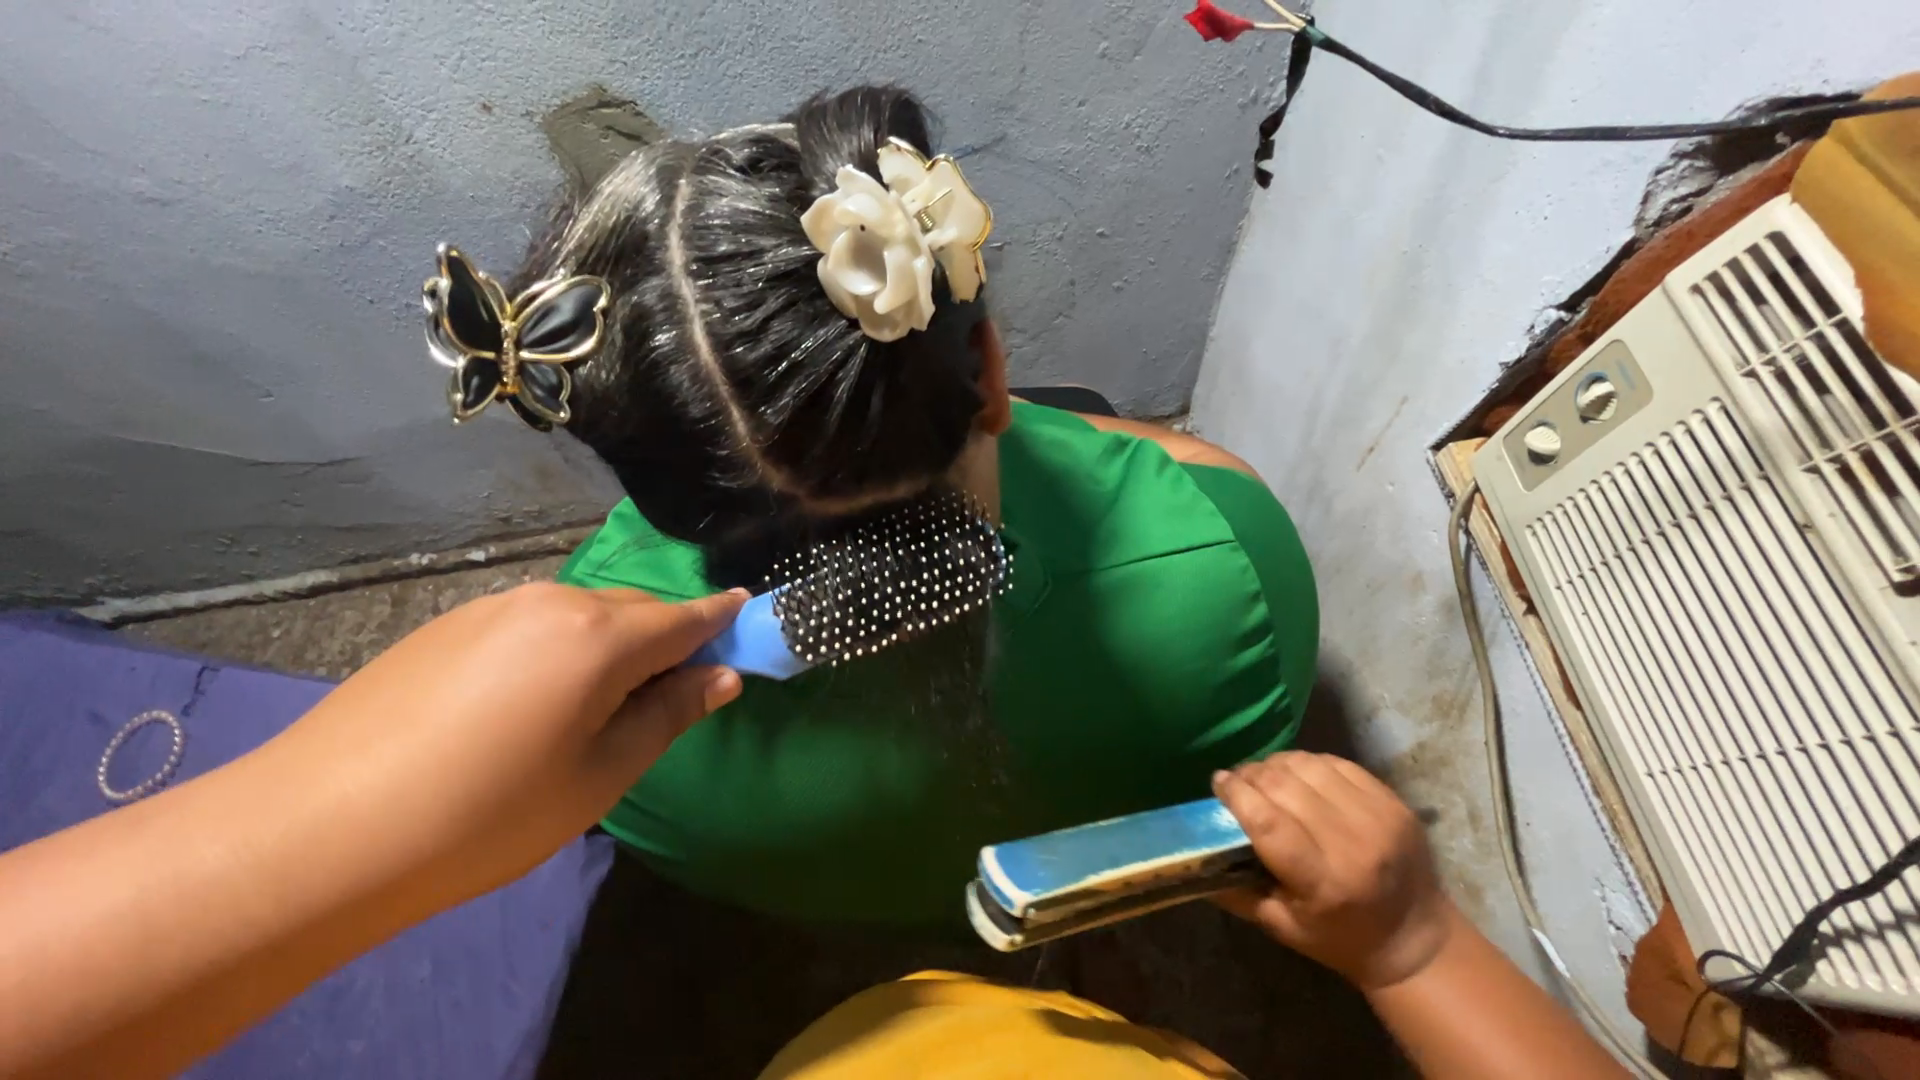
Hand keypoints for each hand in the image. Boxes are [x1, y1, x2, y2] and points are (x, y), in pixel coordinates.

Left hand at [255, 583, 746, 913]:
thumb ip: (670, 714)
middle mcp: (553, 601)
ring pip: (583, 612)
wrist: (322, 830)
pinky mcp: (451, 624)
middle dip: (668, 635)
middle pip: (637, 608)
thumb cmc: (490, 814)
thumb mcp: (603, 775)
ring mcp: (495, 607)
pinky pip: (534, 621)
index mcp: (601, 636)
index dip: (724, 619)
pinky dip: (561, 645)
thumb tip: (723, 676)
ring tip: (599, 701)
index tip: (750, 616)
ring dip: (613, 641)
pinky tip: (532, 699)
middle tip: (673, 687)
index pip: (687, 616)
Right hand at [1213, 752, 1453, 988]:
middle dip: (1251, 776)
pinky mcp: (1393, 801)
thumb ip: (1234, 889)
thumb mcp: (1280, 926)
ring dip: (1276, 765)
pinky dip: (1308, 764)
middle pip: (1284, 785)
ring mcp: (1379, 817)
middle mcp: (1354, 844)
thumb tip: (1192, 850)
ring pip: (1308, 765)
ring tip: (1264, 777)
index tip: (1218, 783)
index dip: (1237, 795)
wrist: (1416, 938)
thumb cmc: (1338, 938)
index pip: (1269, 822)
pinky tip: (1297, 776)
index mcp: (1323, 882)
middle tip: (1236, 782)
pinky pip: (1336, 762)